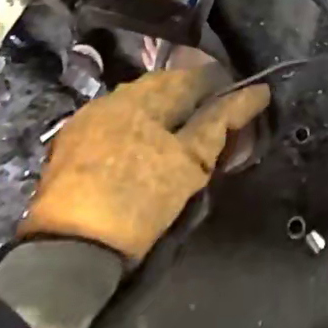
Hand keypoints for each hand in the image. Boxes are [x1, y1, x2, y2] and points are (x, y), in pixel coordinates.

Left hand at [21, 67, 270, 262]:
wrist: (69, 252)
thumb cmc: (141, 198)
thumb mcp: (194, 159)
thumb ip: (224, 119)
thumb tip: (258, 90)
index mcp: (146, 94)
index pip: (200, 75)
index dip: (226, 90)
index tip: (242, 114)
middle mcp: (115, 96)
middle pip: (170, 87)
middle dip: (196, 104)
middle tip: (217, 133)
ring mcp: (89, 120)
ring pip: (144, 105)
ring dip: (168, 117)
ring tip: (185, 146)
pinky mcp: (72, 146)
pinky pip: (120, 124)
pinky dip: (142, 131)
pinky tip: (150, 155)